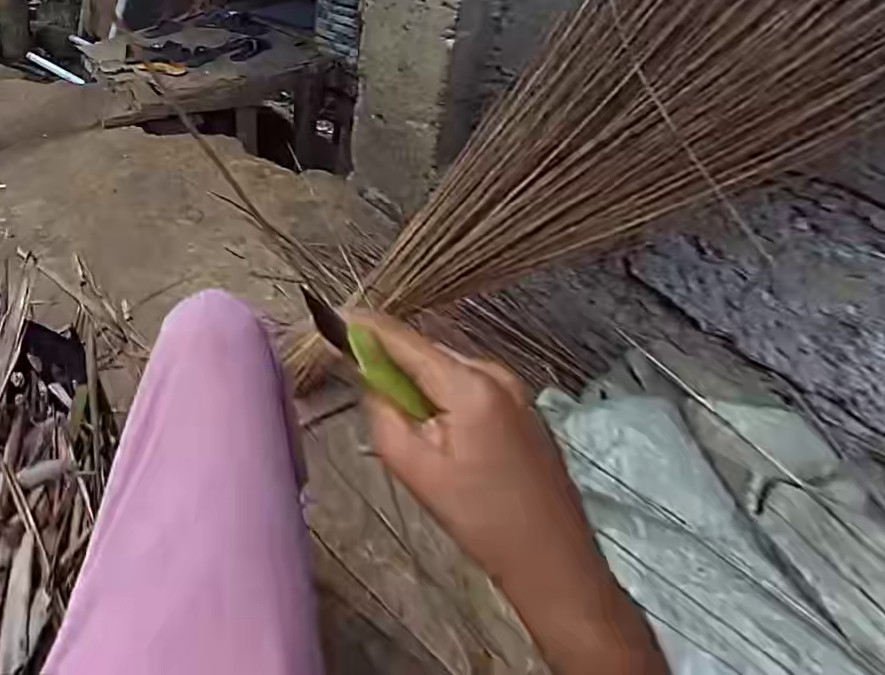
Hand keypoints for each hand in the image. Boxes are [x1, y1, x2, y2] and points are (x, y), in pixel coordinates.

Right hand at [350, 312, 666, 674]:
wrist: (558, 568)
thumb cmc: (479, 518)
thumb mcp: (409, 462)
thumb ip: (377, 404)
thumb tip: (360, 368)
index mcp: (469, 385)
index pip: (400, 337)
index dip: (359, 324)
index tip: (326, 316)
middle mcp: (495, 373)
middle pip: (420, 348)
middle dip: (385, 357)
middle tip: (356, 379)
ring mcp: (513, 387)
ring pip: (439, 364)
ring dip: (410, 377)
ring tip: (399, 415)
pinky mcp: (519, 404)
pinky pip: (460, 380)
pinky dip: (435, 389)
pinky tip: (432, 425)